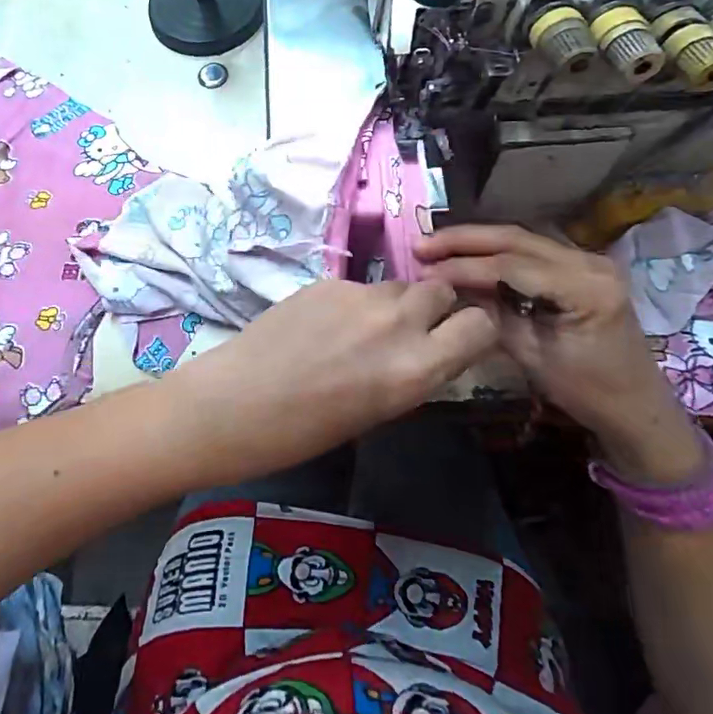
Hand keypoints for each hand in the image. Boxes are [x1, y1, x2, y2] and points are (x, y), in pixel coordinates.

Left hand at [164, 279, 497, 486]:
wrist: (232, 404)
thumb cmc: (303, 432)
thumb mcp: (376, 413)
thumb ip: (410, 374)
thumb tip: (425, 352)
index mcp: (417, 369)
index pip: (480, 325)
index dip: (473, 330)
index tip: (458, 340)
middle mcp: (398, 323)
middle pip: (443, 290)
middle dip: (436, 306)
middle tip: (409, 330)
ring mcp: (360, 296)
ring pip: (399, 284)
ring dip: (395, 302)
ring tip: (362, 329)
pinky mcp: (327, 281)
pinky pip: (359, 286)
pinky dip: (354, 302)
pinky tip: (323, 325)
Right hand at [415, 225, 702, 483]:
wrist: (634, 406)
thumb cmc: (586, 390)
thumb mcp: (532, 355)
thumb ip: (493, 314)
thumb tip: (450, 288)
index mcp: (586, 287)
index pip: (512, 265)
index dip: (465, 266)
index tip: (425, 271)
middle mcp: (591, 262)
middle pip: (517, 238)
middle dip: (465, 239)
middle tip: (423, 245)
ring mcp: (590, 260)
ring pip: (522, 238)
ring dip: (478, 240)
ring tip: (437, 246)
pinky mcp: (582, 267)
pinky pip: (532, 250)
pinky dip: (497, 250)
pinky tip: (468, 254)